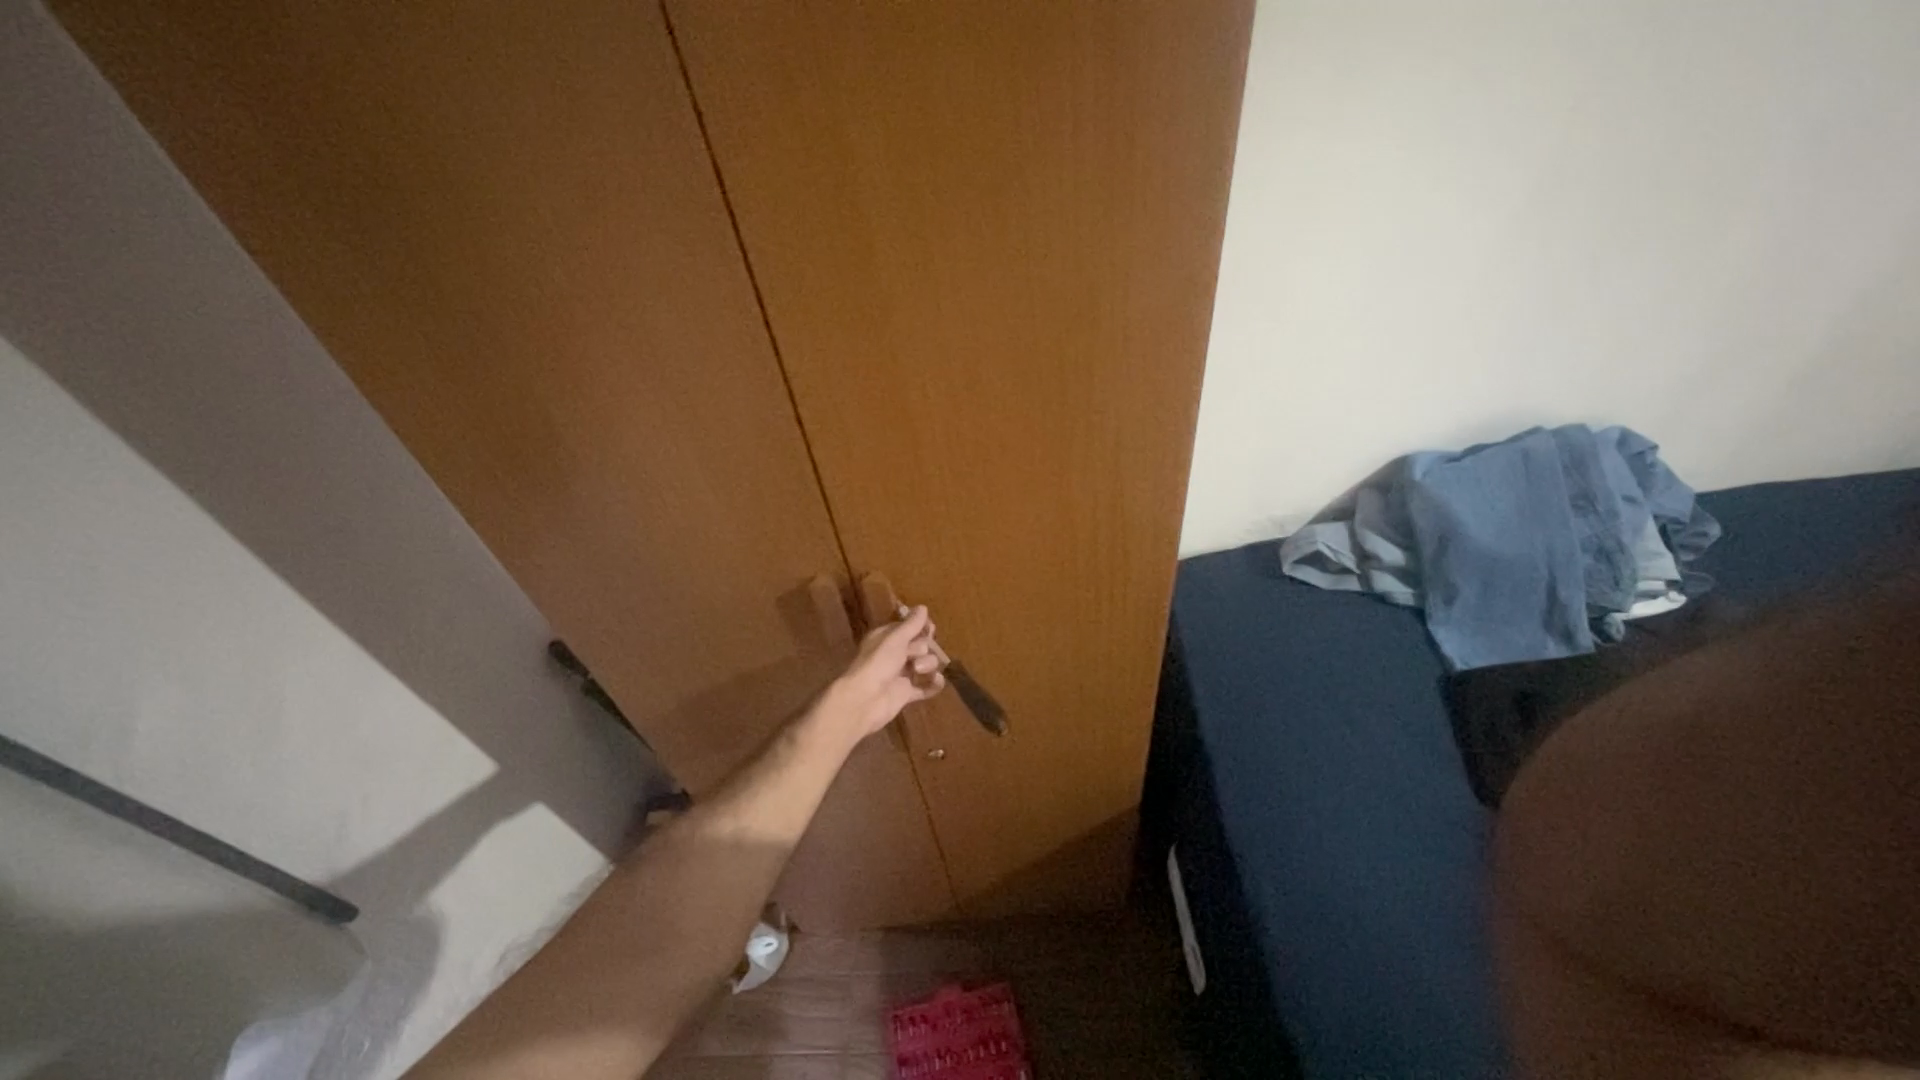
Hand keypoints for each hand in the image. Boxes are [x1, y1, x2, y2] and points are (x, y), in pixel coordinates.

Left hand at [817, 605, 946, 743]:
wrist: (866, 699)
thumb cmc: (878, 663)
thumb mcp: (895, 639)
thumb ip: (911, 624)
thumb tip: (923, 607)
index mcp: (887, 639)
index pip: (909, 628)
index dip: (921, 628)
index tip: (930, 628)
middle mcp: (894, 655)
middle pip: (921, 645)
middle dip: (923, 647)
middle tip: (914, 653)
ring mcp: (901, 675)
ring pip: (926, 664)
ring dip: (928, 664)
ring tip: (918, 669)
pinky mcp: (907, 694)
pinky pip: (927, 687)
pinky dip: (934, 684)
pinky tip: (936, 680)